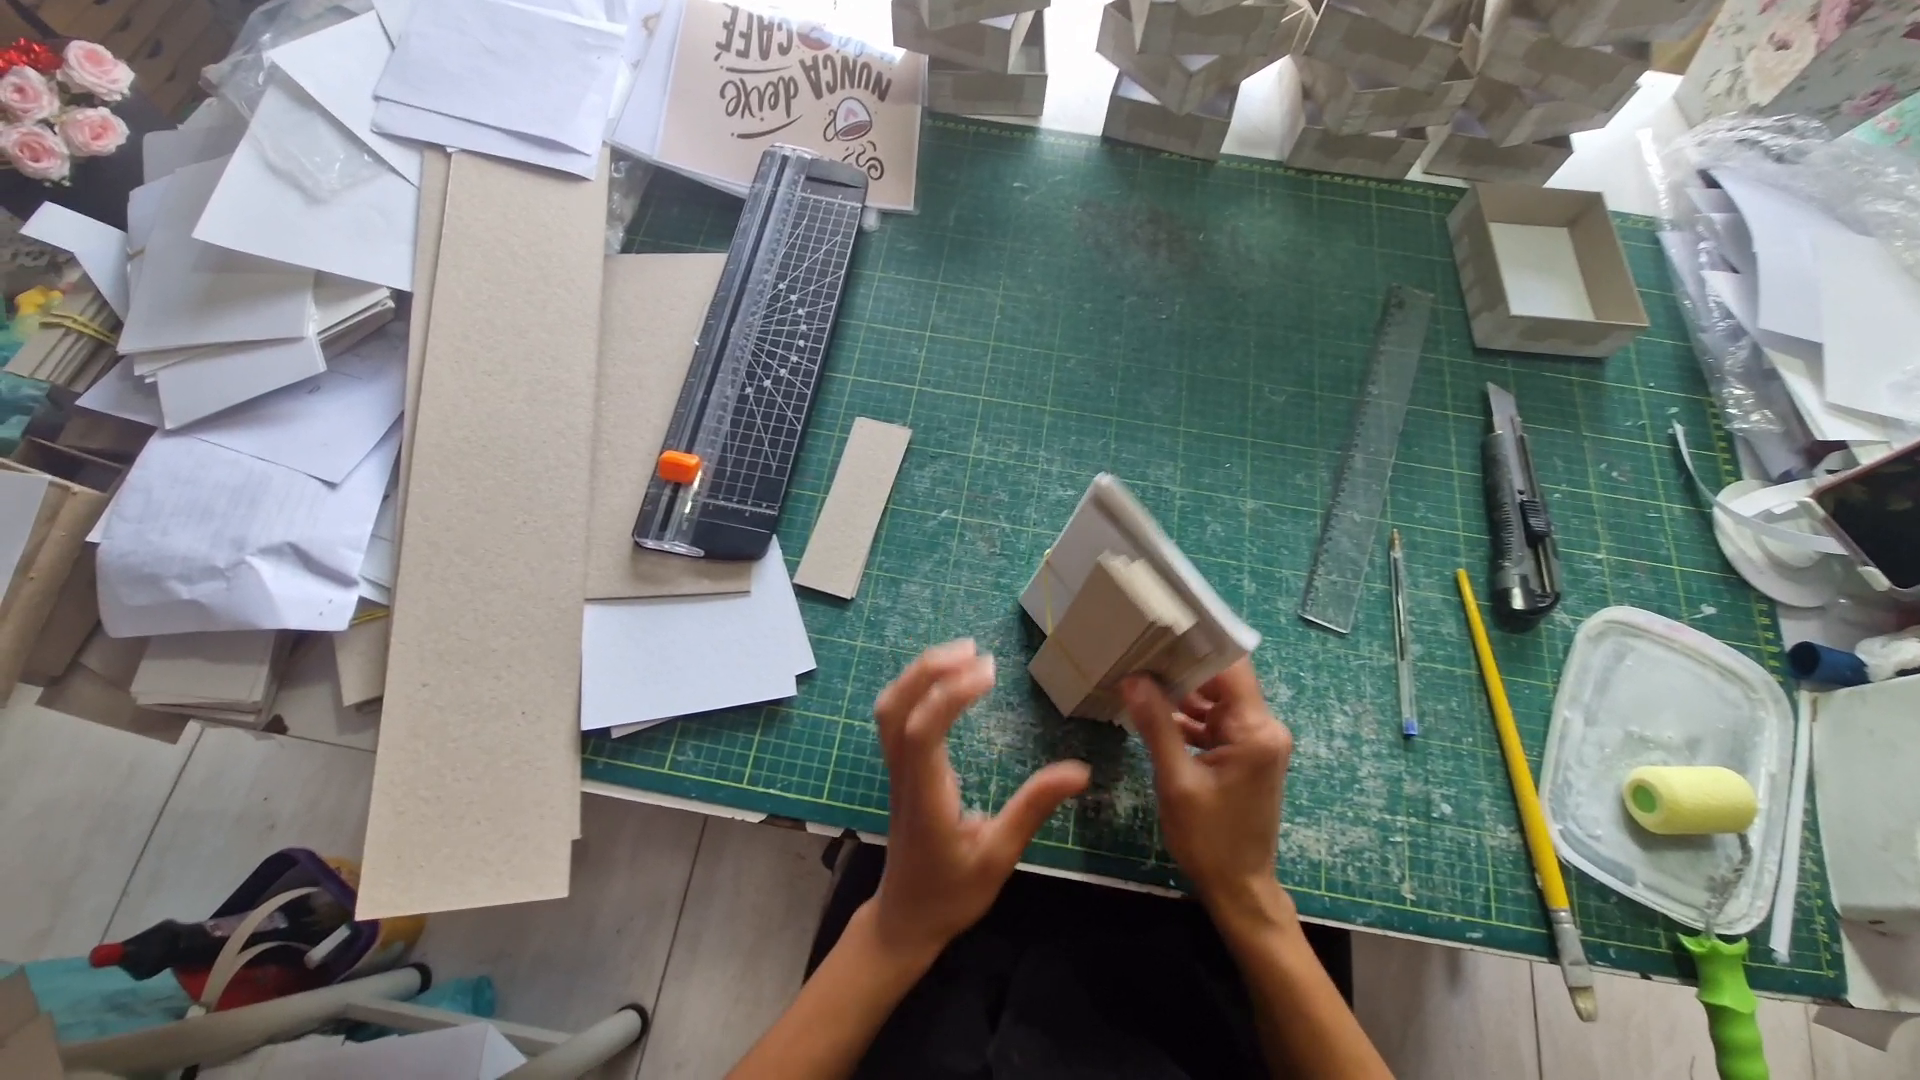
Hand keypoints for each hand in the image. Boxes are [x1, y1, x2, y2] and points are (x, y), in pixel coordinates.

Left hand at [872, 640, 1091, 957]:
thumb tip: (1079, 771)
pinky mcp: (900, 770)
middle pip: (895, 708)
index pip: (922, 732)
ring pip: (889, 709)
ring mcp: (896, 770)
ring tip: (963, 655)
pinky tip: (946, 681)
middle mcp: (904, 774)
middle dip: (929, 670)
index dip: (949, 694)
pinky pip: (895, 718)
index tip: (989, 672)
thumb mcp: (999, 856)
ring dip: (919, 674)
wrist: (906, 918)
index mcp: (926, 796)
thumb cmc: (952, 893)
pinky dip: (915, 688)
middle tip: (975, 651)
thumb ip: (1033, 810)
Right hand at [1122, 660, 1292, 917]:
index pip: (1231, 668)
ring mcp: (1257, 744)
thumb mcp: (1176, 781)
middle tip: (1138, 651)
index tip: (1162, 628)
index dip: (1198, 644)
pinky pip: (1214, 725)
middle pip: (1222, 683)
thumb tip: (1133, 679)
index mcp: (1257, 731)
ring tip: (1138, 676)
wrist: (1239, 889)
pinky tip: (1152, 714)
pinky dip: (1187, 721)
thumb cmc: (1210, 839)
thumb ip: (1156, 725)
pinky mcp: (1245, 757)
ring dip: (1180, 696)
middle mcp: (1265, 730)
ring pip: (1215, 704)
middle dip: (1181, 669)